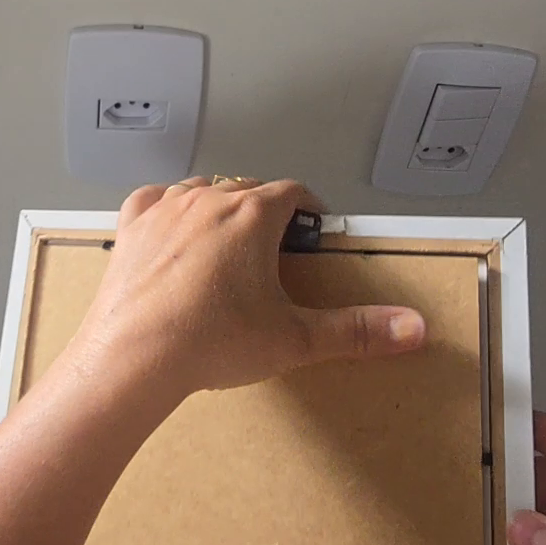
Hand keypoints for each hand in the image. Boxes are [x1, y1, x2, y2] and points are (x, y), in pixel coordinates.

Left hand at [66, 177, 427, 397]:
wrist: (134, 356)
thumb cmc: (210, 341)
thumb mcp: (294, 339)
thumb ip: (357, 331)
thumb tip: (412, 327)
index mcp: (252, 216)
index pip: (291, 192)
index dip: (307, 204)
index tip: (312, 221)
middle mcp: (208, 200)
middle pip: (247, 188)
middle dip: (265, 208)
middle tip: (273, 241)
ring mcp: (166, 209)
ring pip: (201, 189)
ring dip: (219, 204)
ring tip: (228, 233)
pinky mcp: (132, 227)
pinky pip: (153, 198)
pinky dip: (167, 205)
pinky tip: (171, 222)